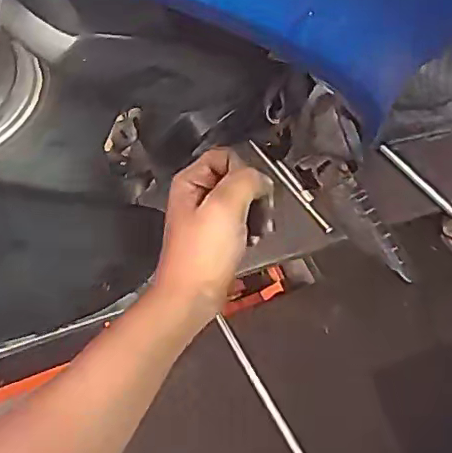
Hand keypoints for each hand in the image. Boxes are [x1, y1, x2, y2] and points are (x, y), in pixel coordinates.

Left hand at [151, 147, 271, 316]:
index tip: (251, 191)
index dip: (243, 171)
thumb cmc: (202, 254)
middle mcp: (196, 195)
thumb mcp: (226, 205)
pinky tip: (252, 240)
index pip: (226, 155)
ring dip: (255, 213)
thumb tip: (261, 179)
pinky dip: (250, 228)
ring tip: (256, 230)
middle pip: (236, 178)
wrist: (192, 297)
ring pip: (242, 200)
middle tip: (258, 212)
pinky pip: (240, 221)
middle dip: (253, 194)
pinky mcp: (216, 236)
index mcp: (190, 181)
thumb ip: (246, 180)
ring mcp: (206, 217)